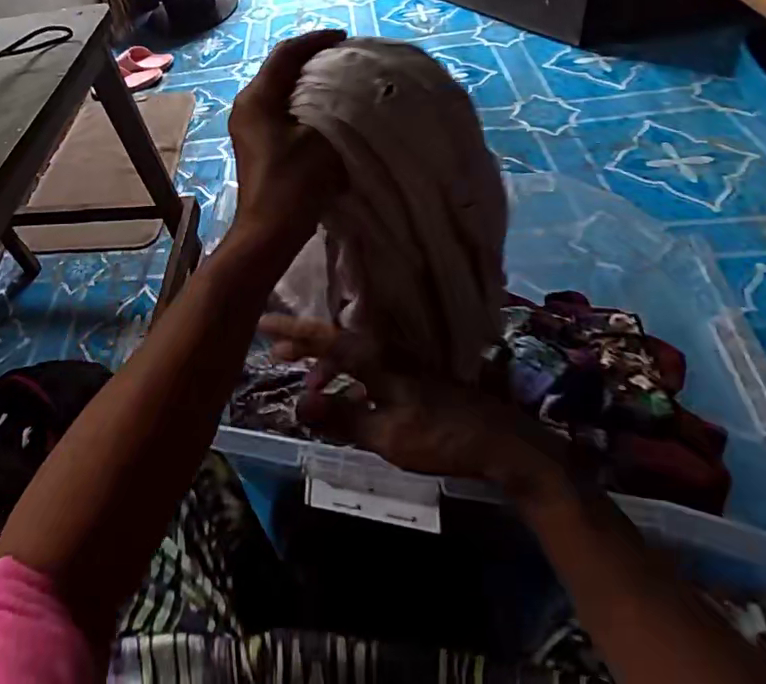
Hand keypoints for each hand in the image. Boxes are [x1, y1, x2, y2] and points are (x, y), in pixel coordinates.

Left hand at [227, 30, 345, 250]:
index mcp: (257, 98)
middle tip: (345, 56)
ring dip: (307, 82)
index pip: (286, 54)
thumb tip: (348, 93)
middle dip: (312, 59)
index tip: (344, 38)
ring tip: (339, 79)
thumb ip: (334, 107)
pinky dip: (302, 103)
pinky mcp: (255, 142)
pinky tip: (326, 109)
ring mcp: (247, 125)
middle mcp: (246, 106)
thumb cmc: (294, 182)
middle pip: (279, 69)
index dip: (316, 40)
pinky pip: (278, 109)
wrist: (269, 228)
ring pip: (279, 90)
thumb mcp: (322, 138)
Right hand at [259, 315, 570, 504]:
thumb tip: (299, 406)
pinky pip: (366, 366)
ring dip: (324, 364)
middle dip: (303, 344)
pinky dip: (346, 375)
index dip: (291, 330)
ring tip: (306, 385)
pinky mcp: (412, 376)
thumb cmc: (442, 438)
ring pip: (351, 353)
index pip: (324, 338)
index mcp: (377, 359)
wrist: (503, 444)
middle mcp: (386, 352)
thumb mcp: (386, 437)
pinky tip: (341, 397)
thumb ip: (341, 419)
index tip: (262, 321)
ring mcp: (401, 362)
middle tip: (275, 353)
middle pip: (335, 340)